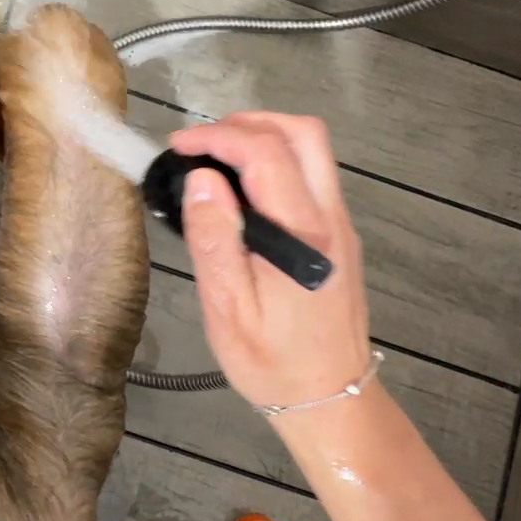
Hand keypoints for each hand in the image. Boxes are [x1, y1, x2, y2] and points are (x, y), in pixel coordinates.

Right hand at [172, 113, 371, 409]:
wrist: (329, 398)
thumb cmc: (270, 359)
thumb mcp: (227, 306)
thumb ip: (215, 237)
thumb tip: (201, 178)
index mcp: (303, 235)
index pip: (266, 154)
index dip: (218, 136)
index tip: (179, 146)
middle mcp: (331, 219)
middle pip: (304, 134)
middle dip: (249, 122)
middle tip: (202, 142)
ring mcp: (341, 225)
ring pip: (313, 150)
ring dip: (263, 138)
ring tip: (214, 160)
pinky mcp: (338, 236)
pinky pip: (311, 175)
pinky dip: (274, 161)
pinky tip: (239, 191)